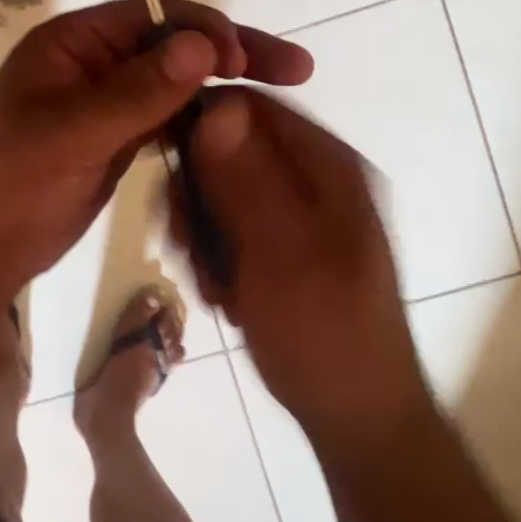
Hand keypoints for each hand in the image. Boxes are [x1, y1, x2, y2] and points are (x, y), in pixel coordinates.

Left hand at [0, 0, 312, 287]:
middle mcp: (90, 64)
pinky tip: (238, 134)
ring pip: (173, 85)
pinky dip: (199, 124)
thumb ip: (136, 92)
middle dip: (228, 55)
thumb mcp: (72, 132)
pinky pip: (165, 121)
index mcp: (71, 44)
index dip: (203, 31)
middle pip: (170, 48)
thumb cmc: (11, 180)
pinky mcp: (115, 140)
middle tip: (296, 69)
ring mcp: (104, 103)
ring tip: (279, 99)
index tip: (247, 60)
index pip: (150, 19)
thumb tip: (203, 44)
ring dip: (220, 92)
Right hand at [178, 90, 432, 449]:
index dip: (198, 127)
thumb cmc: (324, 335)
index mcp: (327, 167)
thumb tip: (214, 104)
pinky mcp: (283, 245)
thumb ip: (246, 179)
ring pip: (221, 190)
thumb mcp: (281, 254)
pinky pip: (230, 226)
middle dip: (195, 193)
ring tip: (205, 279)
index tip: (163, 171)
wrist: (357, 417)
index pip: (248, 108)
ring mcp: (300, 213)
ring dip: (199, 230)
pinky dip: (213, 254)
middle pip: (228, 149)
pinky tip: (218, 291)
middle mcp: (315, 179)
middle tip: (180, 242)